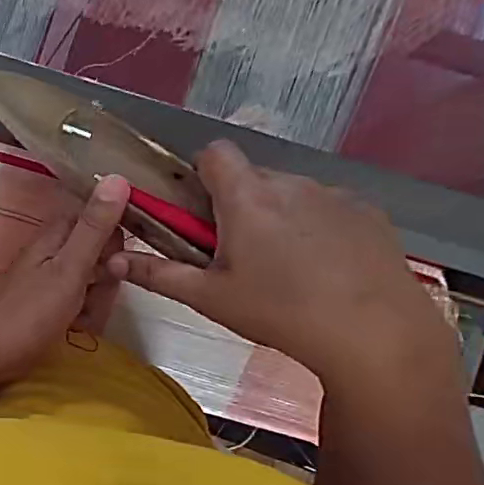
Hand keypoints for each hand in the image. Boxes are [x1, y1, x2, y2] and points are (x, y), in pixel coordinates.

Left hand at [0, 175, 129, 392]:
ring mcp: (49, 279)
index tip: (117, 261)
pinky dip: (82, 316)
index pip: (99, 216)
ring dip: (96, 300)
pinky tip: (74, 329)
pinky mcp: (48, 304)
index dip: (115, 237)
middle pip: (99, 252)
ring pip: (92, 280)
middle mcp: (52, 252)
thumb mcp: (68, 270)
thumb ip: (94, 228)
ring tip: (80, 318)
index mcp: (54, 235)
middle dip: (107, 276)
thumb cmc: (28, 315)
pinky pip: (79, 302)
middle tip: (94, 296)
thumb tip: (118, 177)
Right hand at [109, 141, 454, 389]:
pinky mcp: (368, 212)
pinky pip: (326, 207)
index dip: (199, 171)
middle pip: (251, 177)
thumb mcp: (208, 298)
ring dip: (274, 215)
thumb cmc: (277, 311)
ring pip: (289, 193)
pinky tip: (321, 269)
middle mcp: (291, 184)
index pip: (215, 152)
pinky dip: (314, 226)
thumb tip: (110, 260)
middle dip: (235, 204)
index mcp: (247, 198)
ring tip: (280, 267)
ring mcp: (335, 194)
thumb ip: (157, 274)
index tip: (196, 208)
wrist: (373, 332)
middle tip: (232, 253)